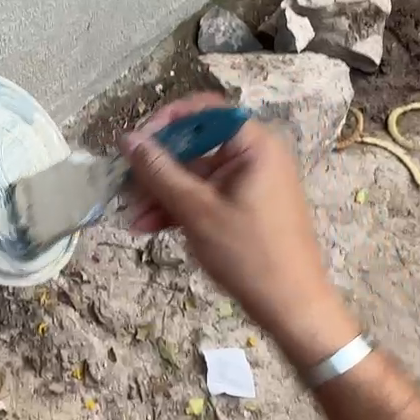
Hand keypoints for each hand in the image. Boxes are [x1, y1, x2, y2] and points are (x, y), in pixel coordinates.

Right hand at [124, 93, 359, 368]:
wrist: (292, 308)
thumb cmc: (248, 253)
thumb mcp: (195, 210)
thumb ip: (158, 171)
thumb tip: (126, 138)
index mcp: (253, 144)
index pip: (202, 110)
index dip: (164, 122)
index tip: (134, 146)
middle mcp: (253, 155)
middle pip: (193, 144)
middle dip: (156, 169)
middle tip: (126, 190)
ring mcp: (249, 181)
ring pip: (193, 174)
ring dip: (161, 194)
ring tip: (134, 220)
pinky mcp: (244, 205)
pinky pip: (204, 194)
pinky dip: (178, 207)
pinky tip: (149, 227)